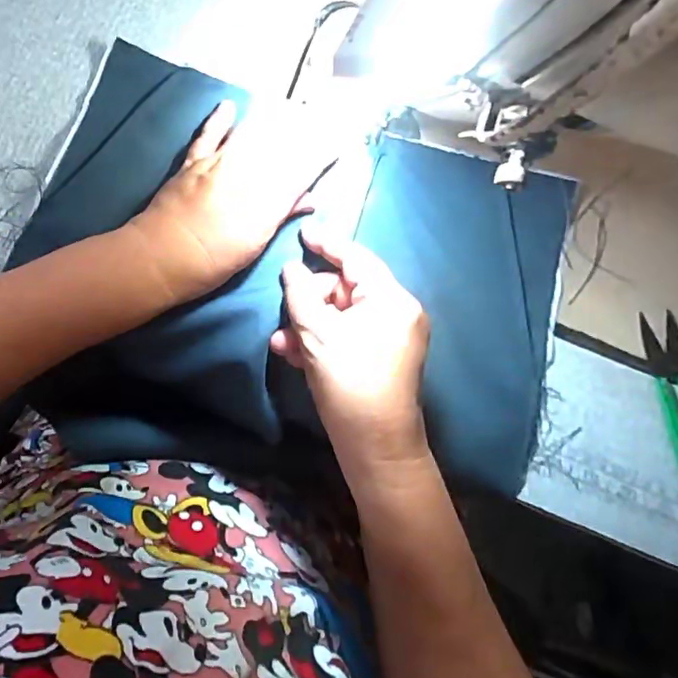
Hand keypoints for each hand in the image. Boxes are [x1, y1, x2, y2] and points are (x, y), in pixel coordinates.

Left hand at [126, 100, 342, 301]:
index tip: (342, 140)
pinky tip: (229, 106)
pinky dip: (218, 120)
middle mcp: (242, 176)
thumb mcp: (252, 246)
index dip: (322, 154)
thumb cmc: (209, 263)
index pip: (301, 170)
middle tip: (324, 116)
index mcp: (263, 202)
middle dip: (304, 130)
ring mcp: (214, 166)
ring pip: (249, 135)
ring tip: (293, 107)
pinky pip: (207, 136)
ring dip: (272, 120)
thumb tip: (308, 197)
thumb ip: (279, 215)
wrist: (157, 258)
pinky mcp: (191, 163)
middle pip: (280, 146)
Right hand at [272, 225, 431, 471]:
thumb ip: (300, 295)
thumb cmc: (349, 382)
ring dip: (306, 323)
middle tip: (283, 312)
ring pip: (338, 313)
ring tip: (282, 342)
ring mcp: (388, 335)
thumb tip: (291, 269)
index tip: (301, 233)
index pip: (356, 258)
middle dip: (308, 299)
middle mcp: (396, 312)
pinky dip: (318, 339)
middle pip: (344, 287)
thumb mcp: (316, 334)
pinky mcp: (377, 356)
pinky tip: (292, 354)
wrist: (374, 444)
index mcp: (391, 300)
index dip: (326, 244)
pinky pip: (343, 334)